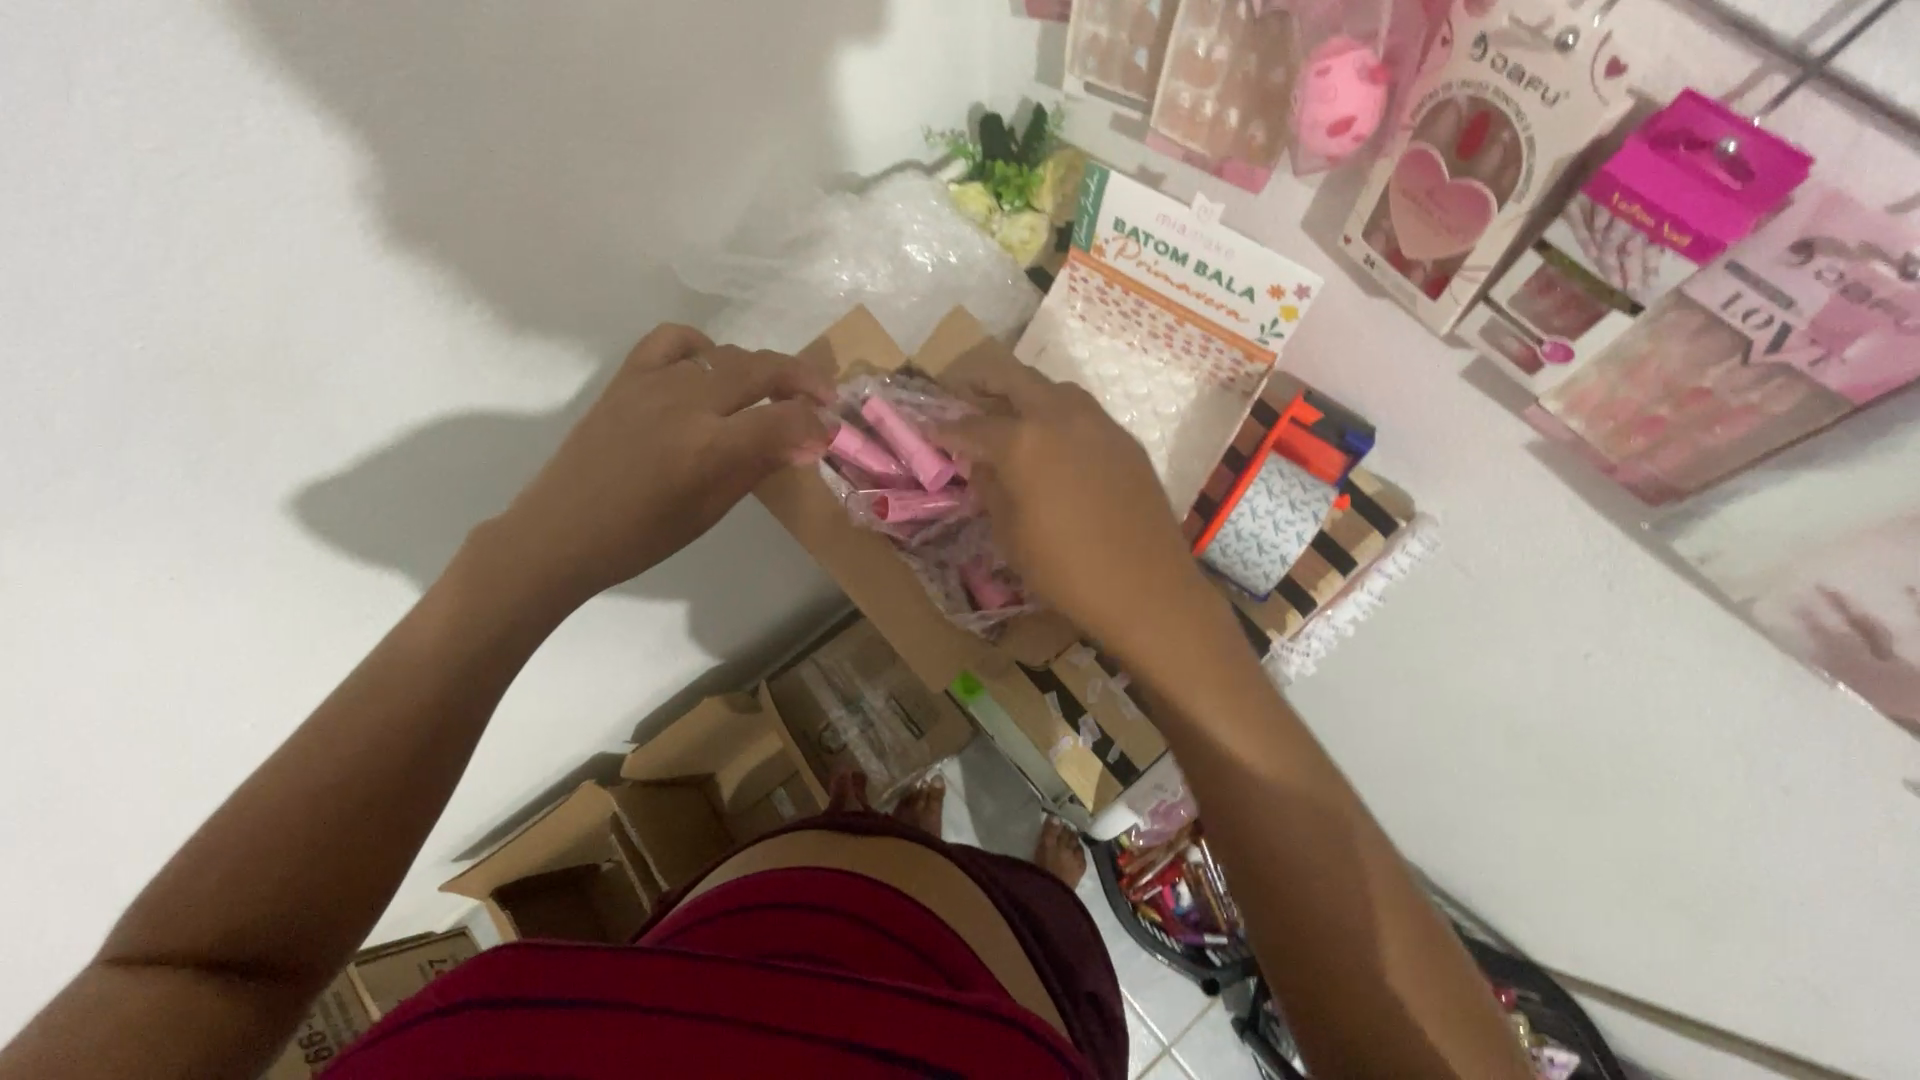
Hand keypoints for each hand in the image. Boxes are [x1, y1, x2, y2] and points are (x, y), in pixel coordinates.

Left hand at [484, 324, 833, 607]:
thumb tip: (804, 441)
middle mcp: (685, 402)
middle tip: (824, 399)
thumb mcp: (710, 510)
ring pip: (727, 354)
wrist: (562, 531)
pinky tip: (712, 368)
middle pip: (762, 370)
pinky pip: (674, 340)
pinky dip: (704, 347)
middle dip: (803, 381)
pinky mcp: (628, 376)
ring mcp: (653, 382)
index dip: (816, 425)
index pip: (784, 419)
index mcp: (708, 447)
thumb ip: (758, 465)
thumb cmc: (641, 538)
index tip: (830, 434)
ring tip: (774, 389)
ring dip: (760, 368)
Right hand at [935, 355, 1214, 651]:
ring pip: (1053, 388)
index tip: (928, 429)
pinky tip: (1053, 442)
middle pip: (1013, 379)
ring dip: (1026, 393)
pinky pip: (1083, 412)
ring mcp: (1098, 423)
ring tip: (1009, 414)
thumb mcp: (1010, 536)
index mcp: (1023, 442)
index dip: (945, 429)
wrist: (1145, 587)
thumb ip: (991, 490)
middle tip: (961, 393)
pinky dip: (1058, 415)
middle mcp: (1060, 417)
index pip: (972, 425)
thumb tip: (982, 466)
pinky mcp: (1124, 439)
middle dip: (982, 383)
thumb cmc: (1065, 570)